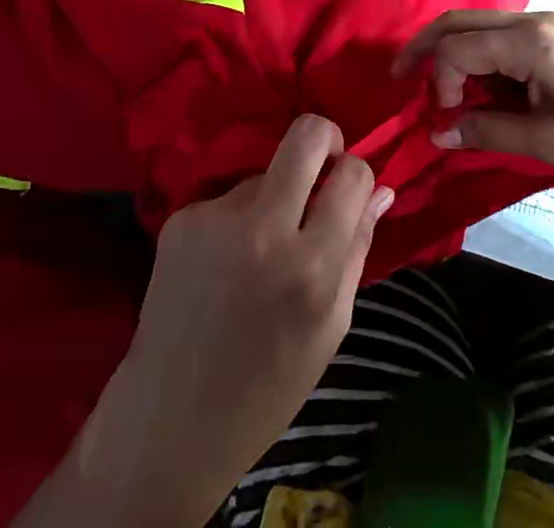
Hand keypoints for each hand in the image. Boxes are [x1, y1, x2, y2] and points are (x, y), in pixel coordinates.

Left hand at [23, 115, 392, 527]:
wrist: (172, 418)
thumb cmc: (269, 386)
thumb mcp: (332, 325)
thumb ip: (358, 248)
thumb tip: (381, 190)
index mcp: (311, 265)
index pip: (352, 173)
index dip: (357, 174)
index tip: (349, 191)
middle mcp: (262, 228)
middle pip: (305, 135)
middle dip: (324, 138)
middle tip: (323, 166)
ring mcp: (214, 219)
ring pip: (263, 173)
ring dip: (273, 197)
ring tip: (258, 252)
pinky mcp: (179, 220)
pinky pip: (227, 199)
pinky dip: (236, 219)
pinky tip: (224, 264)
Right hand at [395, 10, 553, 193]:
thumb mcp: (547, 141)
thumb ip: (485, 131)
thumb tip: (435, 132)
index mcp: (530, 41)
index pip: (457, 48)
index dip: (439, 82)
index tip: (448, 120)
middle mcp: (533, 20)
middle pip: (459, 21)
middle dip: (424, 49)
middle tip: (400, 80)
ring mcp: (547, 23)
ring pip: (478, 26)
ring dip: (452, 54)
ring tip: (441, 93)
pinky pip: (501, 37)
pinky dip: (479, 59)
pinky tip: (480, 89)